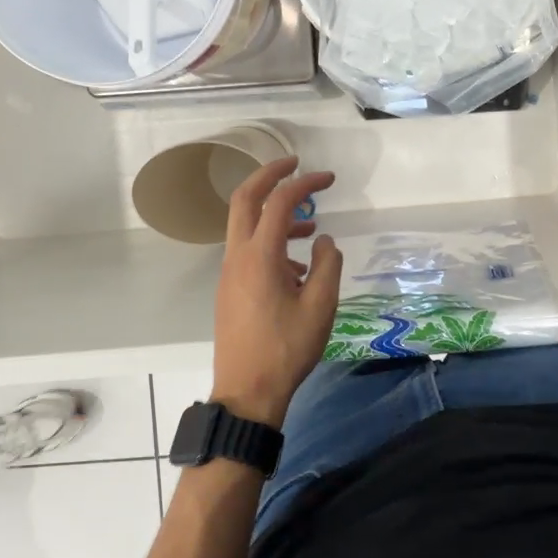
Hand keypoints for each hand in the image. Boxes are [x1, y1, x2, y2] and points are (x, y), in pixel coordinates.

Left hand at [210, 157, 342, 429]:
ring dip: (274, 213)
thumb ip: (326, 266)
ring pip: (246, 225)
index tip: (328, 179)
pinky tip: (297, 267)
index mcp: (260, 256)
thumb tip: (323, 241)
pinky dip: (270, 241)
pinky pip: (248, 250)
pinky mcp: (230, 289)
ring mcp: (229, 273)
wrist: (247, 392)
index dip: (304, 183)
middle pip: (244, 199)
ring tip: (310, 226)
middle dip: (269, 175)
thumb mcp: (320, 307)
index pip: (280, 202)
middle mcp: (238, 256)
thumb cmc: (286, 349)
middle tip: (296, 165)